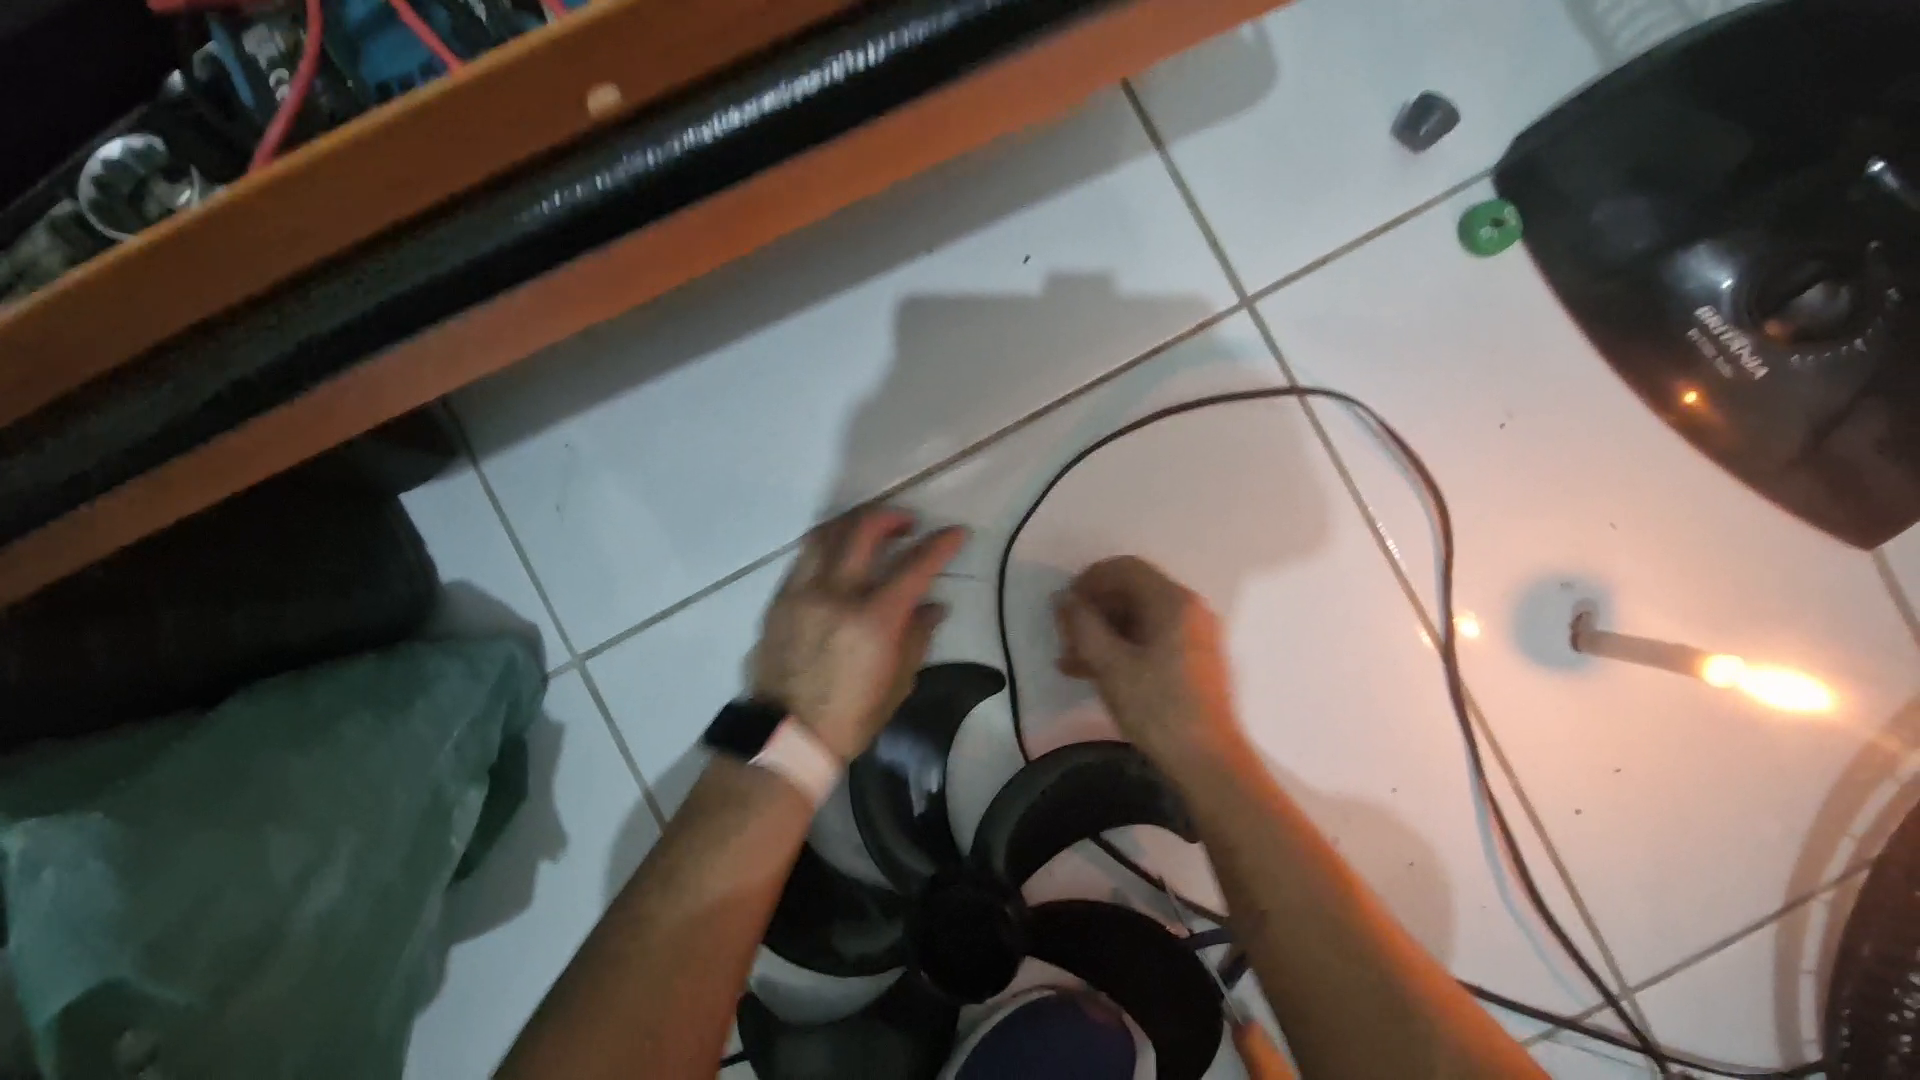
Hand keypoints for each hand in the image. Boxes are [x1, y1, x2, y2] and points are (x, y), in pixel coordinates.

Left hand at [751, 507, 966, 761]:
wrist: (787, 736)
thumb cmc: (852, 717)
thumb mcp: (898, 682)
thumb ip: (917, 636)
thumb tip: (933, 606)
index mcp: (873, 620)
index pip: (915, 566)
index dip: (941, 544)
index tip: (956, 532)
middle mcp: (836, 594)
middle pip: (864, 530)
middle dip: (892, 517)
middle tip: (908, 524)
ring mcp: (802, 593)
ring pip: (826, 533)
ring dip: (853, 522)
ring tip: (869, 529)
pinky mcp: (779, 600)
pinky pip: (804, 557)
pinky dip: (826, 545)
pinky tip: (837, 555)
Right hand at [1053, 556, 1240, 763]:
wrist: (1208, 762)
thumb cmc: (1158, 708)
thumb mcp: (1110, 665)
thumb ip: (1082, 625)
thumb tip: (1064, 599)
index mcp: (1173, 602)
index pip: (1125, 569)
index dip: (1089, 580)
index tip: (1064, 605)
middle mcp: (1189, 610)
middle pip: (1132, 593)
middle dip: (1093, 610)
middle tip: (1064, 637)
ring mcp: (1194, 637)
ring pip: (1138, 619)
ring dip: (1102, 633)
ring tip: (1070, 661)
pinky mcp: (1193, 662)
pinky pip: (1151, 641)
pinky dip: (1121, 649)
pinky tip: (1092, 673)